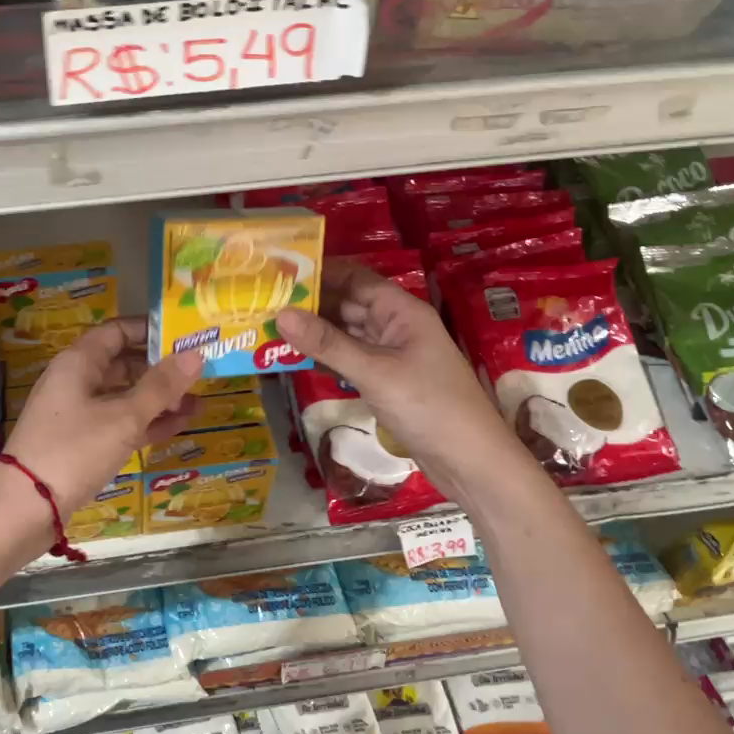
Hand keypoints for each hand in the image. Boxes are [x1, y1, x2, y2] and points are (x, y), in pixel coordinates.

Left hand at [1, 318, 202, 511]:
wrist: (24, 508)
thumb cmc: (74, 450)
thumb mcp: (124, 417)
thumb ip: (161, 386)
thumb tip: (195, 353)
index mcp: (79, 362)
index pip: (116, 331)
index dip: (149, 330)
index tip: (183, 335)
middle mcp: (76, 381)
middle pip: (122, 364)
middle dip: (160, 368)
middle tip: (200, 372)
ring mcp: (78, 414)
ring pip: (124, 396)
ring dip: (158, 399)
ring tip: (198, 402)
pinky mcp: (81, 443)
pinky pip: (119, 423)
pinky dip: (146, 422)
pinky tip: (179, 425)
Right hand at [276, 261, 529, 495]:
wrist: (471, 462)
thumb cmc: (429, 406)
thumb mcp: (375, 372)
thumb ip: (327, 344)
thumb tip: (281, 314)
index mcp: (401, 311)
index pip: (355, 278)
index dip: (320, 271)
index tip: (278, 272)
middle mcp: (395, 326)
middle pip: (346, 304)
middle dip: (309, 303)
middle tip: (262, 302)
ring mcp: (390, 355)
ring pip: (345, 334)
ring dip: (313, 332)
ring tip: (268, 327)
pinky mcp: (385, 382)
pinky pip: (348, 360)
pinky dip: (324, 358)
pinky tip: (292, 359)